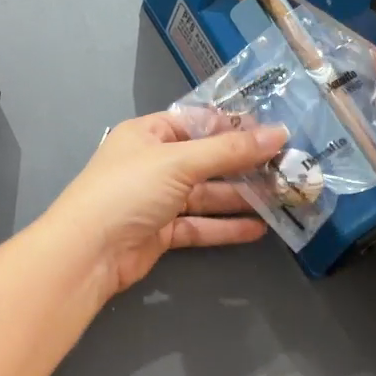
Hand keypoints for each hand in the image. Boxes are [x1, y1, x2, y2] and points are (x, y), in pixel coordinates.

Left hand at [40, 113, 287, 298]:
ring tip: (281, 198)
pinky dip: (225, 227)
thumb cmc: (128, 192)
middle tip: (287, 168)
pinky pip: (199, 225)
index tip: (274, 133)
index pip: (197, 122)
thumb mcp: (179, 162)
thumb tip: (278, 133)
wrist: (88, 252)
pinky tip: (257, 229)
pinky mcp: (160, 233)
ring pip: (205, 195)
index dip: (233, 126)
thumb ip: (229, 150)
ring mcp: (156, 200)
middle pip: (205, 160)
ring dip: (240, 198)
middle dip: (243, 165)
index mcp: (147, 134)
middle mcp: (152, 163)